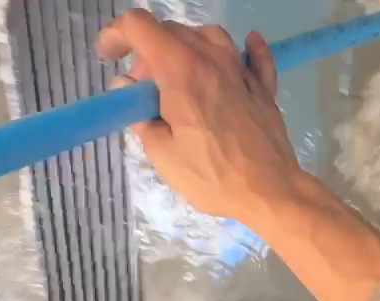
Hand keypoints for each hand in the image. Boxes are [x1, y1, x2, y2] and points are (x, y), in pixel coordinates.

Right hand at [96, 11, 306, 226]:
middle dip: (149, 54)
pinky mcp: (265, 91)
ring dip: (188, 48)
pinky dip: (248, 49)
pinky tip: (245, 47)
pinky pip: (257, 58)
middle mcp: (211, 58)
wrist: (271, 193)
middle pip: (172, 32)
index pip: (139, 27)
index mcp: (180, 68)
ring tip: (181, 77)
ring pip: (210, 37)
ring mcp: (242, 72)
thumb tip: (127, 90)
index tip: (108, 56)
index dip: (116, 35)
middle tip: (145, 91)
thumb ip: (141, 117)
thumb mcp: (164, 155)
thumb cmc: (214, 178)